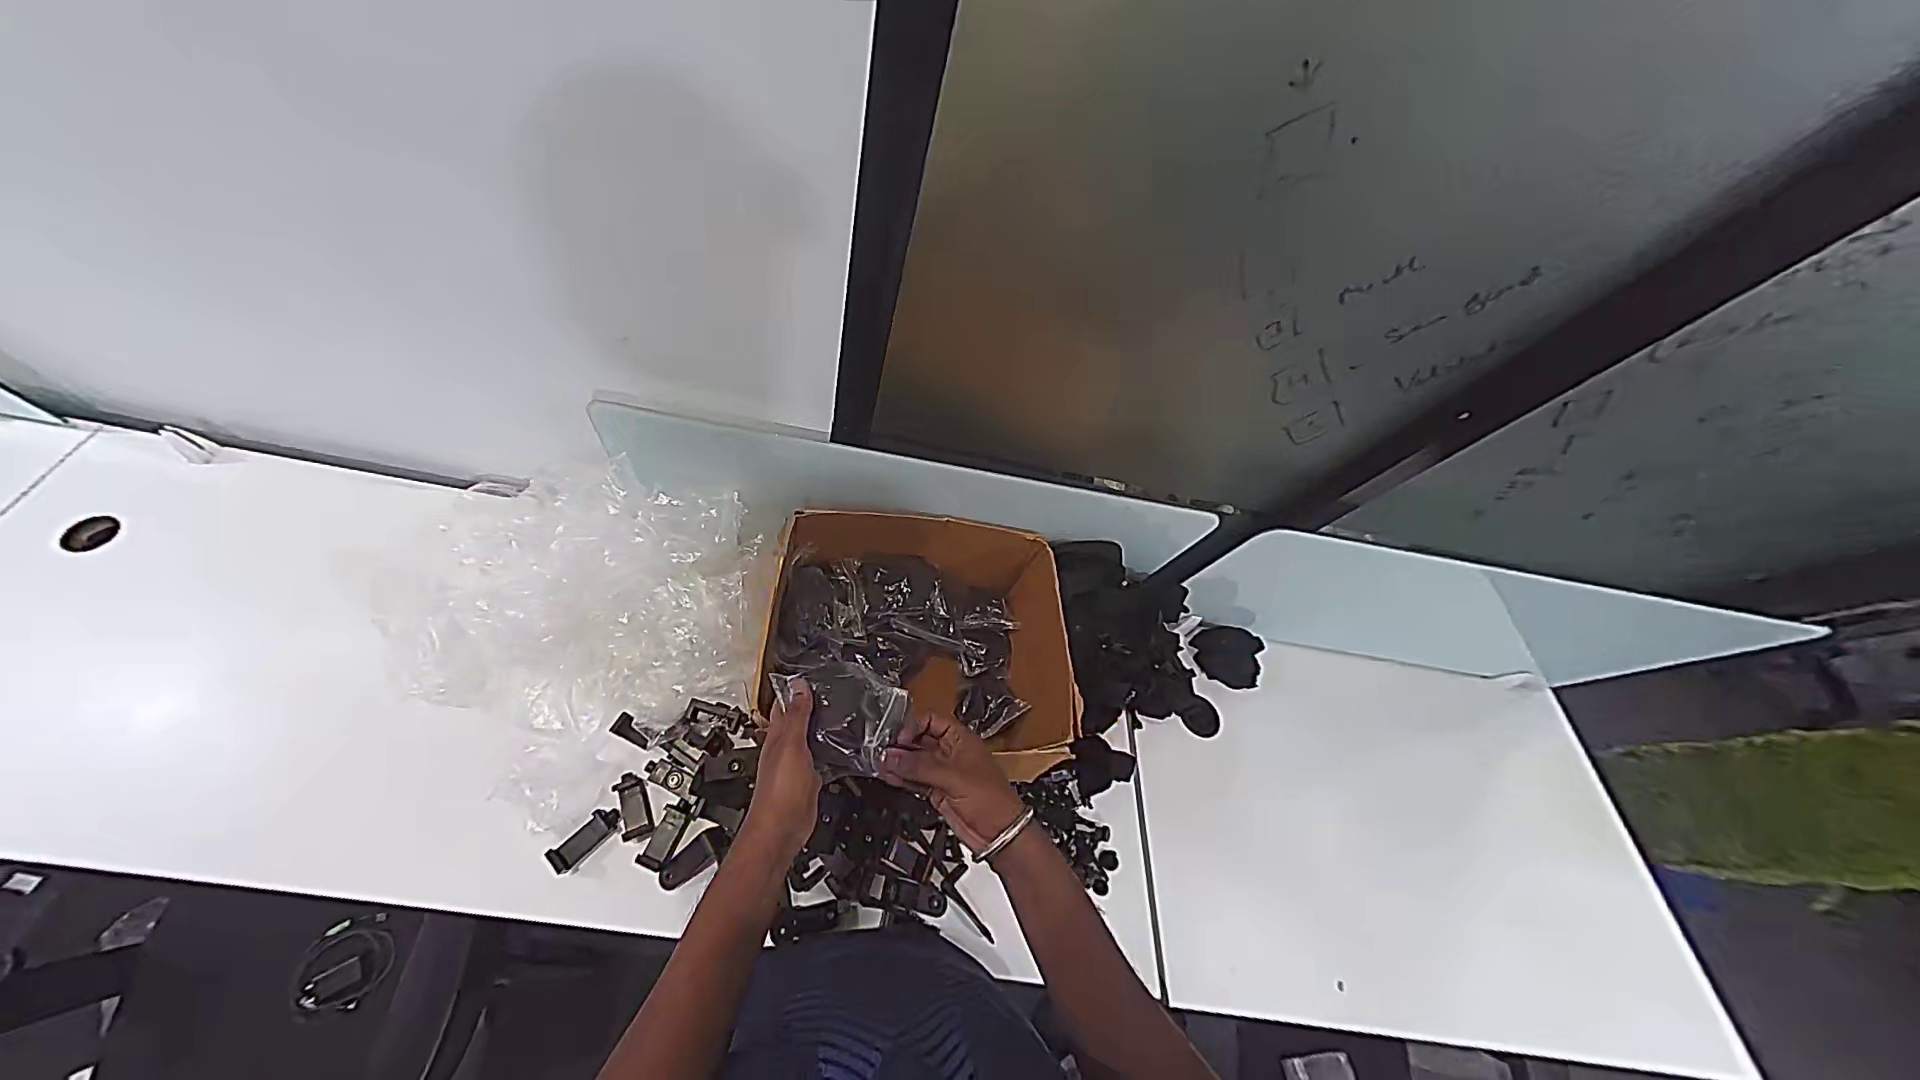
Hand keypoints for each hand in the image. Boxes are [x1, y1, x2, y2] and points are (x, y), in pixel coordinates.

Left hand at [741, 679, 821, 857]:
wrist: (782, 830)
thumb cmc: (779, 792)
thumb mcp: (791, 745)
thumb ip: (796, 716)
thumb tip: (799, 686)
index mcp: (776, 736)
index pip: (783, 704)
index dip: (793, 689)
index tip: (807, 676)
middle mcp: (785, 748)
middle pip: (797, 720)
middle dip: (809, 705)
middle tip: (826, 690)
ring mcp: (797, 765)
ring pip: (809, 738)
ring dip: (819, 726)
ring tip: (836, 713)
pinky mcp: (809, 780)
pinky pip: (820, 758)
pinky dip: (829, 750)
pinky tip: (840, 747)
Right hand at [879, 709, 1027, 855]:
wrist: (999, 833)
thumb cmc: (992, 799)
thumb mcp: (953, 776)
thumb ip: (920, 766)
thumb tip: (893, 757)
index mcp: (960, 739)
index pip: (931, 721)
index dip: (913, 726)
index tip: (898, 737)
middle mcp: (951, 753)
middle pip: (920, 741)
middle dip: (901, 745)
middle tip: (882, 750)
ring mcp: (943, 773)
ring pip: (915, 762)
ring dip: (898, 762)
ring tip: (881, 763)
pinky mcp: (938, 791)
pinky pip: (915, 780)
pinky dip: (902, 778)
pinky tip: (889, 775)